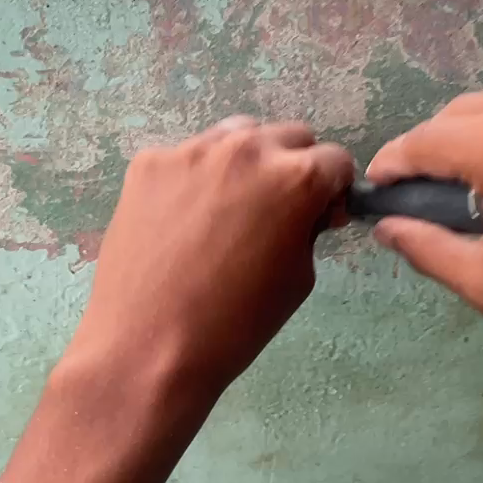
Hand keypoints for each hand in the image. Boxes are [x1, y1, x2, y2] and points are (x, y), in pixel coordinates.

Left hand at [62, 117, 354, 410]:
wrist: (147, 347)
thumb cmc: (235, 325)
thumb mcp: (299, 278)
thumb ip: (308, 227)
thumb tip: (304, 208)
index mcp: (295, 177)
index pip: (336, 159)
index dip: (334, 190)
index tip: (319, 217)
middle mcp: (246, 148)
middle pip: (289, 136)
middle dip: (294, 167)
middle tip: (275, 212)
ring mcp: (191, 149)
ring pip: (236, 136)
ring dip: (246, 162)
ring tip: (228, 208)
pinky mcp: (148, 161)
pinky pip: (187, 157)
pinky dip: (196, 178)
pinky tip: (181, 220)